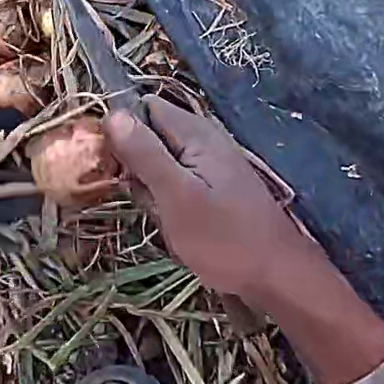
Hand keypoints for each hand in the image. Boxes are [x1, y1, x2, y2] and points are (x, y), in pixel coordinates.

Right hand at [106, 98, 383, 383]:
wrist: (278, 276)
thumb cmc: (225, 237)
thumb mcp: (176, 196)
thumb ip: (145, 154)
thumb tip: (114, 113)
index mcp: (196, 132)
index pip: (145, 107)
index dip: (121, 126)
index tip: (105, 158)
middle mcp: (204, 139)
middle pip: (152, 134)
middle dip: (134, 161)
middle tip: (138, 195)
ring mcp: (210, 164)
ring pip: (161, 162)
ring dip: (149, 186)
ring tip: (158, 215)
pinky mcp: (213, 187)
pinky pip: (176, 182)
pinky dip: (165, 199)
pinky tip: (172, 223)